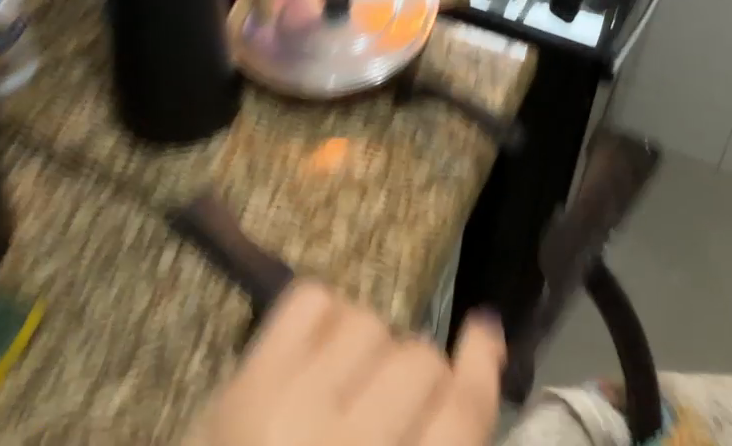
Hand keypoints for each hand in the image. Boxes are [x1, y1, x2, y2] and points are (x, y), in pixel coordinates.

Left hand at [185, 281, 505, 445]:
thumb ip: (434, 435)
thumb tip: (479, 350)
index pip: (461, 413)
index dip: (480, 365)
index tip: (484, 334)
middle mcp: (346, 445)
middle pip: (418, 360)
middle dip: (415, 374)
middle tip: (388, 402)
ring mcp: (291, 410)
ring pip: (369, 324)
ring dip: (369, 346)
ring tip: (345, 380)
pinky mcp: (247, 381)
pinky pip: (312, 300)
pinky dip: (325, 314)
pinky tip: (316, 349)